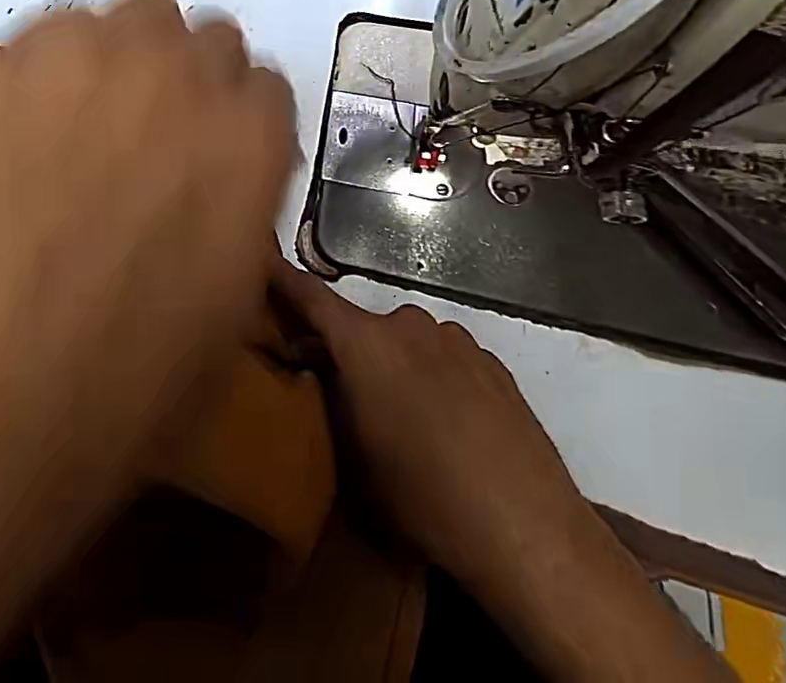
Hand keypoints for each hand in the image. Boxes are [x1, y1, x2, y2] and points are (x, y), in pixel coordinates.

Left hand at [0, 0, 298, 672]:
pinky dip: (60, 65)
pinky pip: (54, 32)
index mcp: (251, 139)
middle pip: (208, 37)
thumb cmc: (129, 379)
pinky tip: (35, 130)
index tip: (218, 157)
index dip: (243, 125)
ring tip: (98, 126)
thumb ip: (245, 204)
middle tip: (159, 141)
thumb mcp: (234, 298)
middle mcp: (181, 77)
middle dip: (194, 83)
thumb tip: (227, 171)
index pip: (268, 84)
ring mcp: (86, 62)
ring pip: (133, 15)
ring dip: (132, 60)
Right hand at [272, 265, 737, 682]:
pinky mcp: (492, 361)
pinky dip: (433, 374)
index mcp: (368, 343)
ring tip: (400, 416)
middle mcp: (411, 326)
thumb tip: (324, 370)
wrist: (522, 521)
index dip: (284, 282)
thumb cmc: (421, 494)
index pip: (312, 298)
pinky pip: (445, 357)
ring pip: (407, 342)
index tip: (262, 264)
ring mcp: (457, 339)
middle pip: (364, 327)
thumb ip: (333, 398)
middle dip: (346, 349)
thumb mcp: (355, 457)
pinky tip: (446, 421)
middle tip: (337, 387)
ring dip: (394, 364)